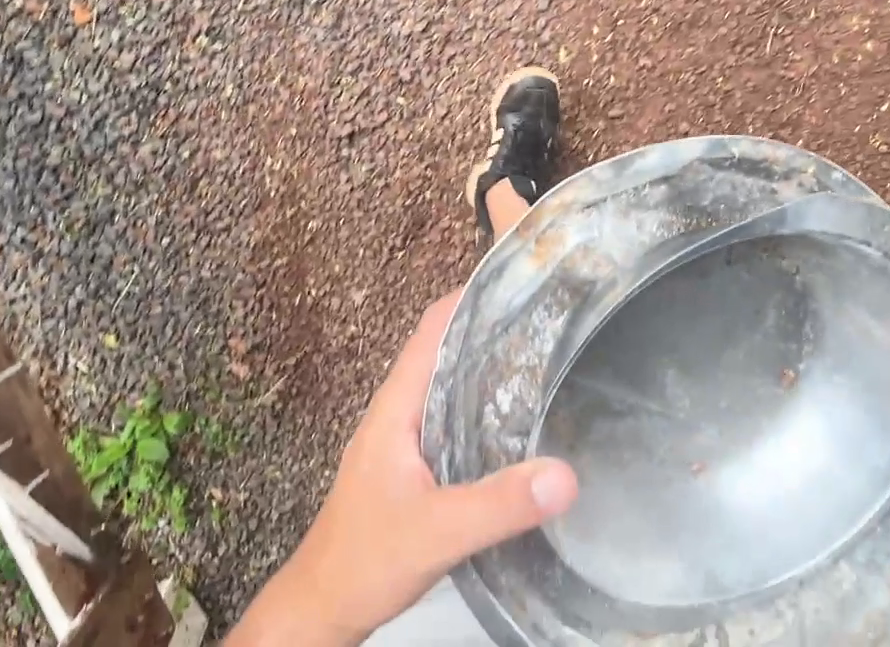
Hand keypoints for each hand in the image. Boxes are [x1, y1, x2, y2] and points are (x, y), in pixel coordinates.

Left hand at [226, 293, 578, 645]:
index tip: (517, 283)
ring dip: (485, 369)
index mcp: (396, 406)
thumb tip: (566, 474)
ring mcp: (403, 439)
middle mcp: (399, 412)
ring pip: (448, 387)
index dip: (468, 299)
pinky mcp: (412, 465)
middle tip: (546, 319)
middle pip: (444, 352)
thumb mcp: (437, 532)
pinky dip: (481, 408)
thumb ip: (498, 504)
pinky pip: (451, 419)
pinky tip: (515, 425)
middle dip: (488, 330)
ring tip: (542, 361)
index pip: (431, 331)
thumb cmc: (367, 559)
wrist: (323, 606)